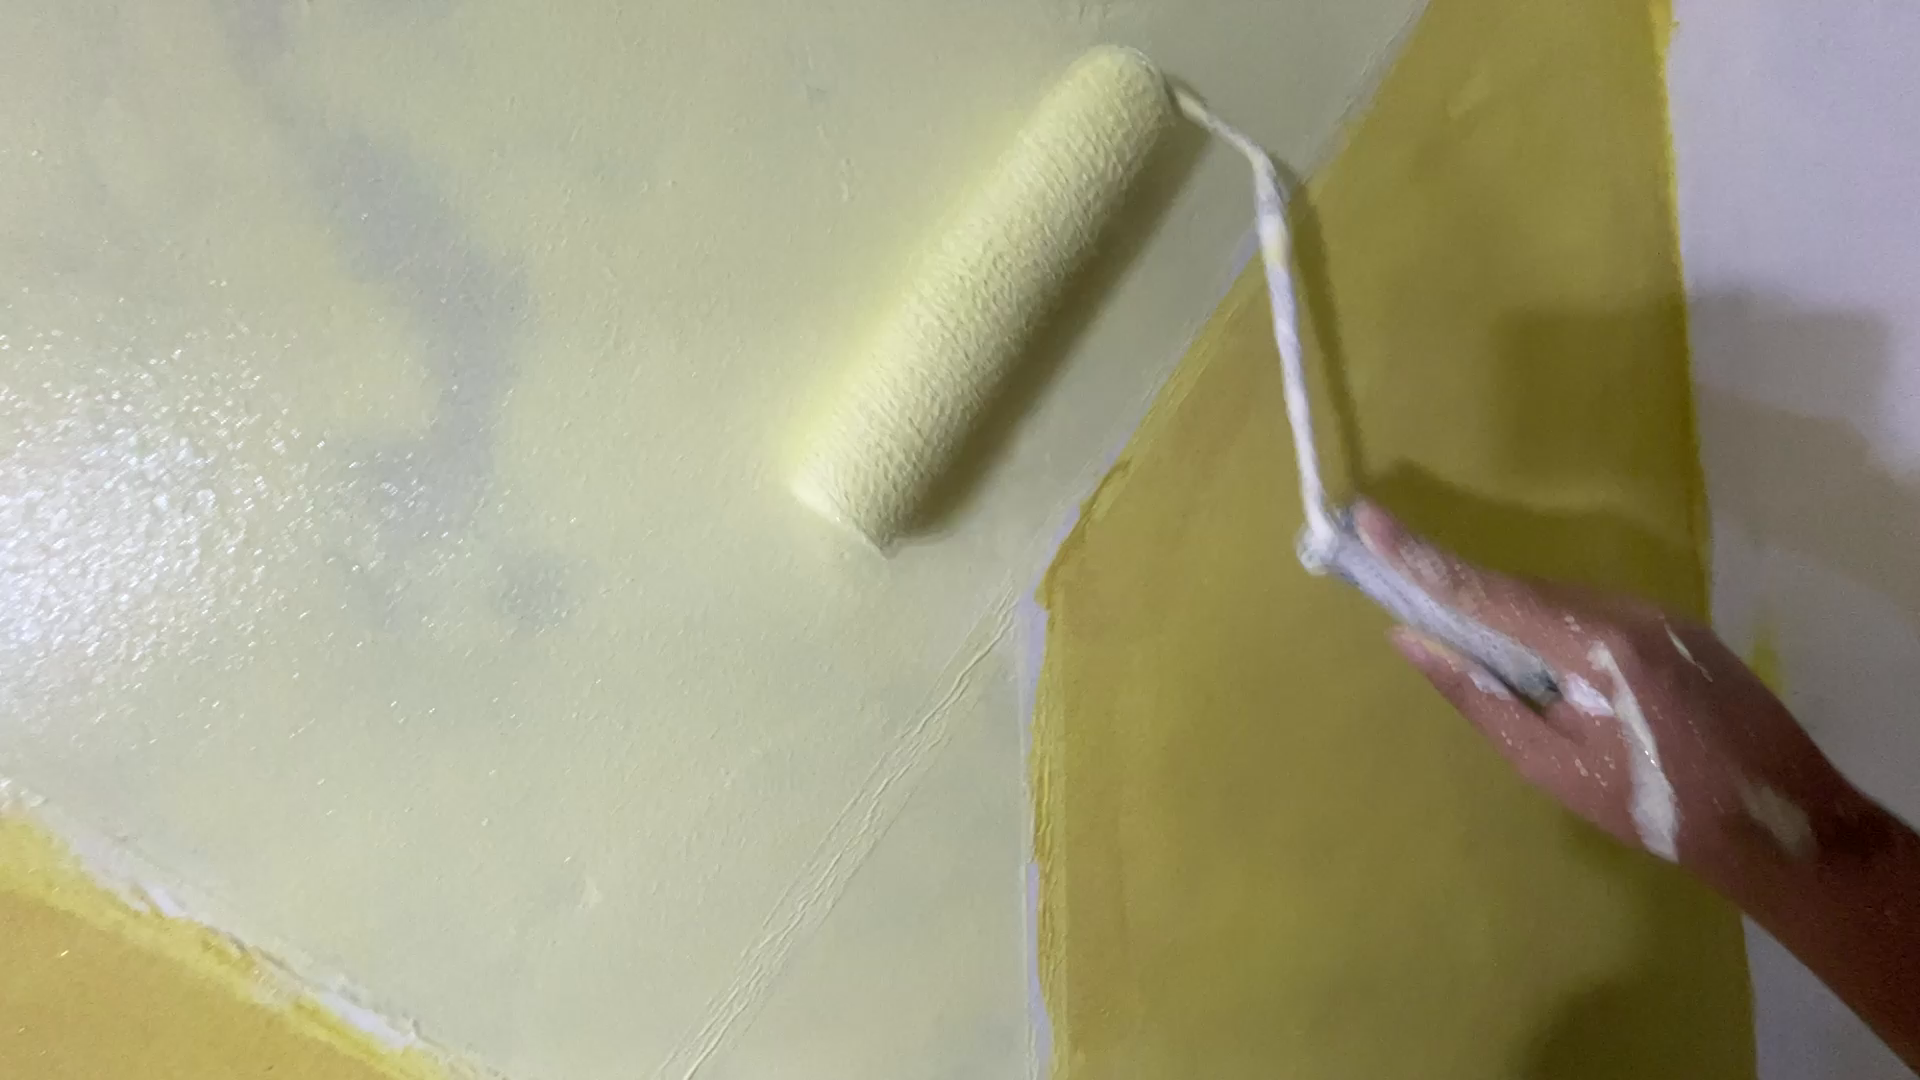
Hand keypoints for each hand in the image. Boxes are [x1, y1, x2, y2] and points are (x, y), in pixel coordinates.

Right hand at [1354, 501, 1863, 885]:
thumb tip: (1409, 639)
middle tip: (1406, 598)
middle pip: (1513, 589)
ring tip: (1494, 666)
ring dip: (1502, 617)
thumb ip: (1476, 694)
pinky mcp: (1670, 626)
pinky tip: (1545, 669)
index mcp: (1592, 646)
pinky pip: (1581, 609)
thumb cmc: (1657, 807)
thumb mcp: (1547, 763)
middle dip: (1457, 593)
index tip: (1368, 519)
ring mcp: (1655, 613)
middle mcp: (1625, 611)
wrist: (1794, 831)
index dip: (1418, 556)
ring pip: (1548, 597)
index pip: (1483, 591)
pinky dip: (1540, 626)